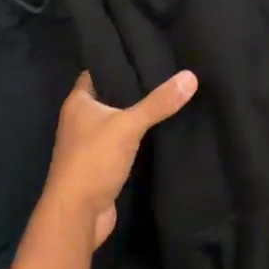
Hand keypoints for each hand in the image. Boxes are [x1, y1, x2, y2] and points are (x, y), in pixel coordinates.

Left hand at [40, 70, 197, 247]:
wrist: (77, 217)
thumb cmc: (93, 160)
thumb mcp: (128, 125)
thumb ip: (158, 103)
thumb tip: (191, 76)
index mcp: (78, 102)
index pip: (98, 70)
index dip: (118, 61)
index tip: (145, 51)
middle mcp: (80, 120)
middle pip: (109, 95)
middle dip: (132, 87)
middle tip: (165, 72)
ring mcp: (89, 145)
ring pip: (116, 120)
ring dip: (135, 114)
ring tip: (166, 96)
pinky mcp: (100, 166)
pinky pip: (121, 143)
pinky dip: (136, 138)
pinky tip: (159, 131)